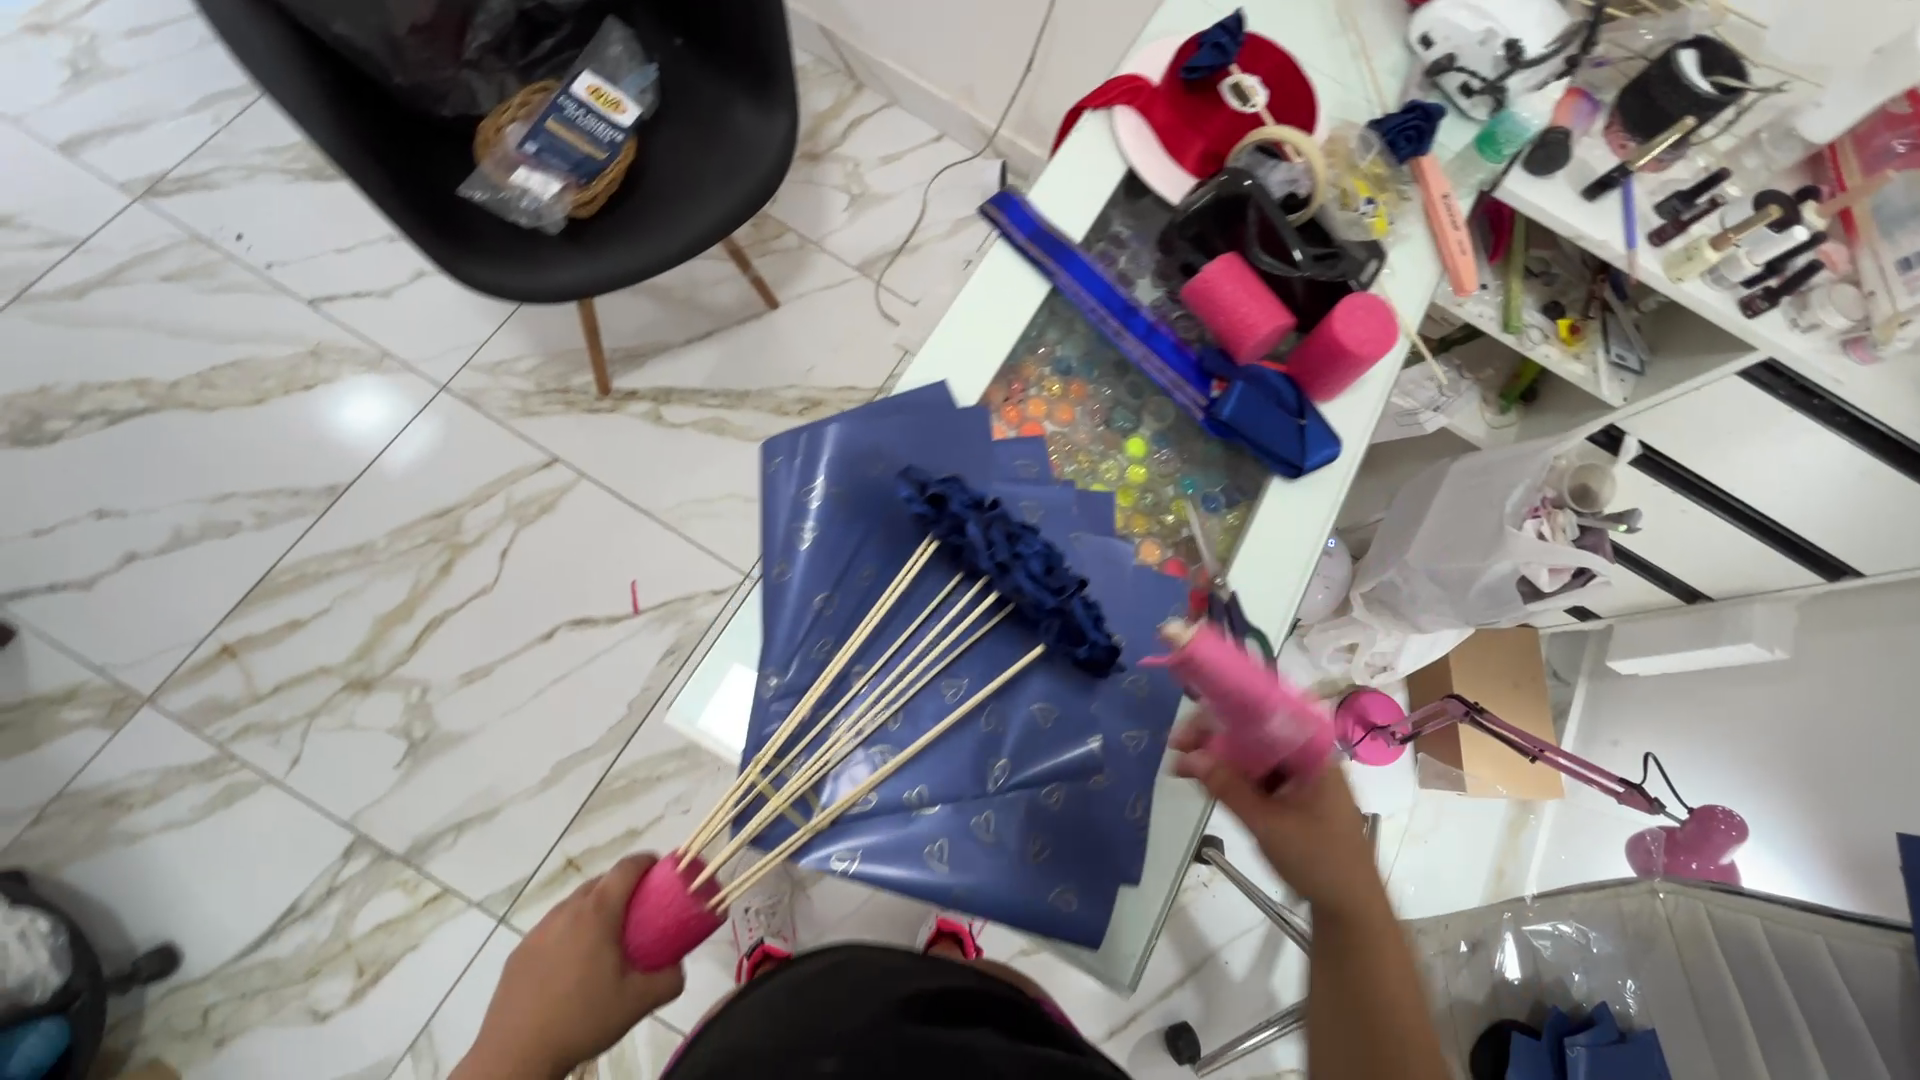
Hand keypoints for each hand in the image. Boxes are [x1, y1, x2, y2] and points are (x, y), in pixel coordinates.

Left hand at [456, 855, 684, 1079]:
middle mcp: (566, 912)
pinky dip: (570, 932)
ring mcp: (538, 931)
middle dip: (623, 886)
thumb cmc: (582, 1020)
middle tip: (640, 912)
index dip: (647, 862)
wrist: (515, 1057)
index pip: (627, 867)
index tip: (661, 871)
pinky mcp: (519, 952)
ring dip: (594, 909)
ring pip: (574, 904)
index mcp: (597, 913)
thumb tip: (678, 966)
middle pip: (600, 881)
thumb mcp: (639, 1002)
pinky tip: (572, 967)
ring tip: (606, 941)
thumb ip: (670, 978)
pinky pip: (553, 928)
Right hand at [1172, 720, 1382, 911]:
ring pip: (1254, 755)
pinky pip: (1260, 776)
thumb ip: (1227, 788)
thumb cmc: (1318, 862)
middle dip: (1216, 738)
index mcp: (1314, 755)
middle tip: (1178, 746)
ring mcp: (1303, 779)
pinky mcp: (1295, 797)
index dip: (1225, 713)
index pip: (1266, 717)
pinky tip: (1206, 780)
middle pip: (1256, 734)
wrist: (1351, 910)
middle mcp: (1309, 759)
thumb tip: (1188, 756)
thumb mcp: (1267, 824)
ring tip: (1184, 763)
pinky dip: (1234, 777)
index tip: (1192, 723)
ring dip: (1220, 758)